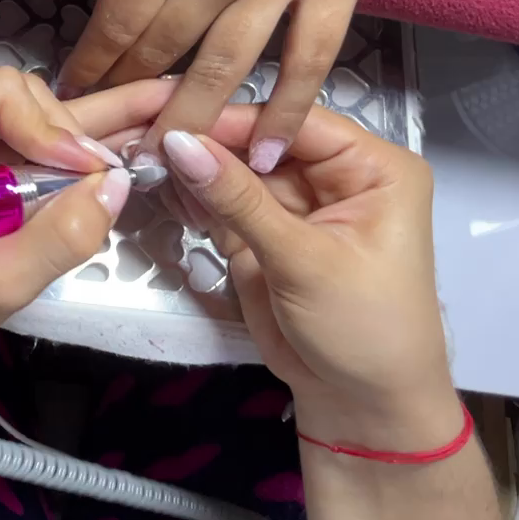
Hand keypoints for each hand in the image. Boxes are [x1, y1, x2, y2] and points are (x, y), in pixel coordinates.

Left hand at [0, 69, 176, 367]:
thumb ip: (56, 238)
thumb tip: (116, 185)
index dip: (50, 130)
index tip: (85, 173)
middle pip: (24, 100)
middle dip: (71, 137)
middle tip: (111, 177)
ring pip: (39, 113)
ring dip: (92, 130)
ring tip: (161, 111)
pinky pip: (38, 136)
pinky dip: (84, 141)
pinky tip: (140, 121)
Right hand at [159, 106, 458, 451]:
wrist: (359, 404)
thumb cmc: (363, 326)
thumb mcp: (303, 258)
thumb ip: (238, 198)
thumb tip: (178, 142)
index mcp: (371, 167)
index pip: (295, 121)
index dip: (237, 118)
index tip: (175, 115)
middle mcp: (333, 175)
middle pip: (260, 141)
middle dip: (208, 142)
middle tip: (149, 137)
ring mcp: (293, 204)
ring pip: (234, 170)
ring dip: (195, 170)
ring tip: (147, 161)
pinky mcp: (262, 231)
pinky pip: (222, 202)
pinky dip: (194, 198)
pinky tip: (163, 188)